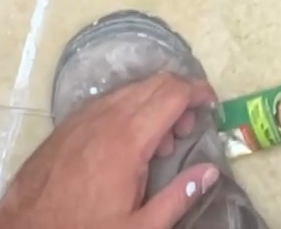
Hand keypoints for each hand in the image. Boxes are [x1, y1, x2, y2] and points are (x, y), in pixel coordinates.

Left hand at [0, 72, 220, 228]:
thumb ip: (177, 198)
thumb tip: (210, 171)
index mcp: (129, 138)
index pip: (175, 93)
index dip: (200, 92)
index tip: (212, 106)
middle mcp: (108, 115)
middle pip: (157, 82)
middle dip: (181, 95)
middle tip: (187, 129)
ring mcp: (85, 116)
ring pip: (133, 88)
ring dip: (156, 101)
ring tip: (158, 142)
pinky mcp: (68, 124)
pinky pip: (110, 99)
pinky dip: (131, 107)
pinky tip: (128, 141)